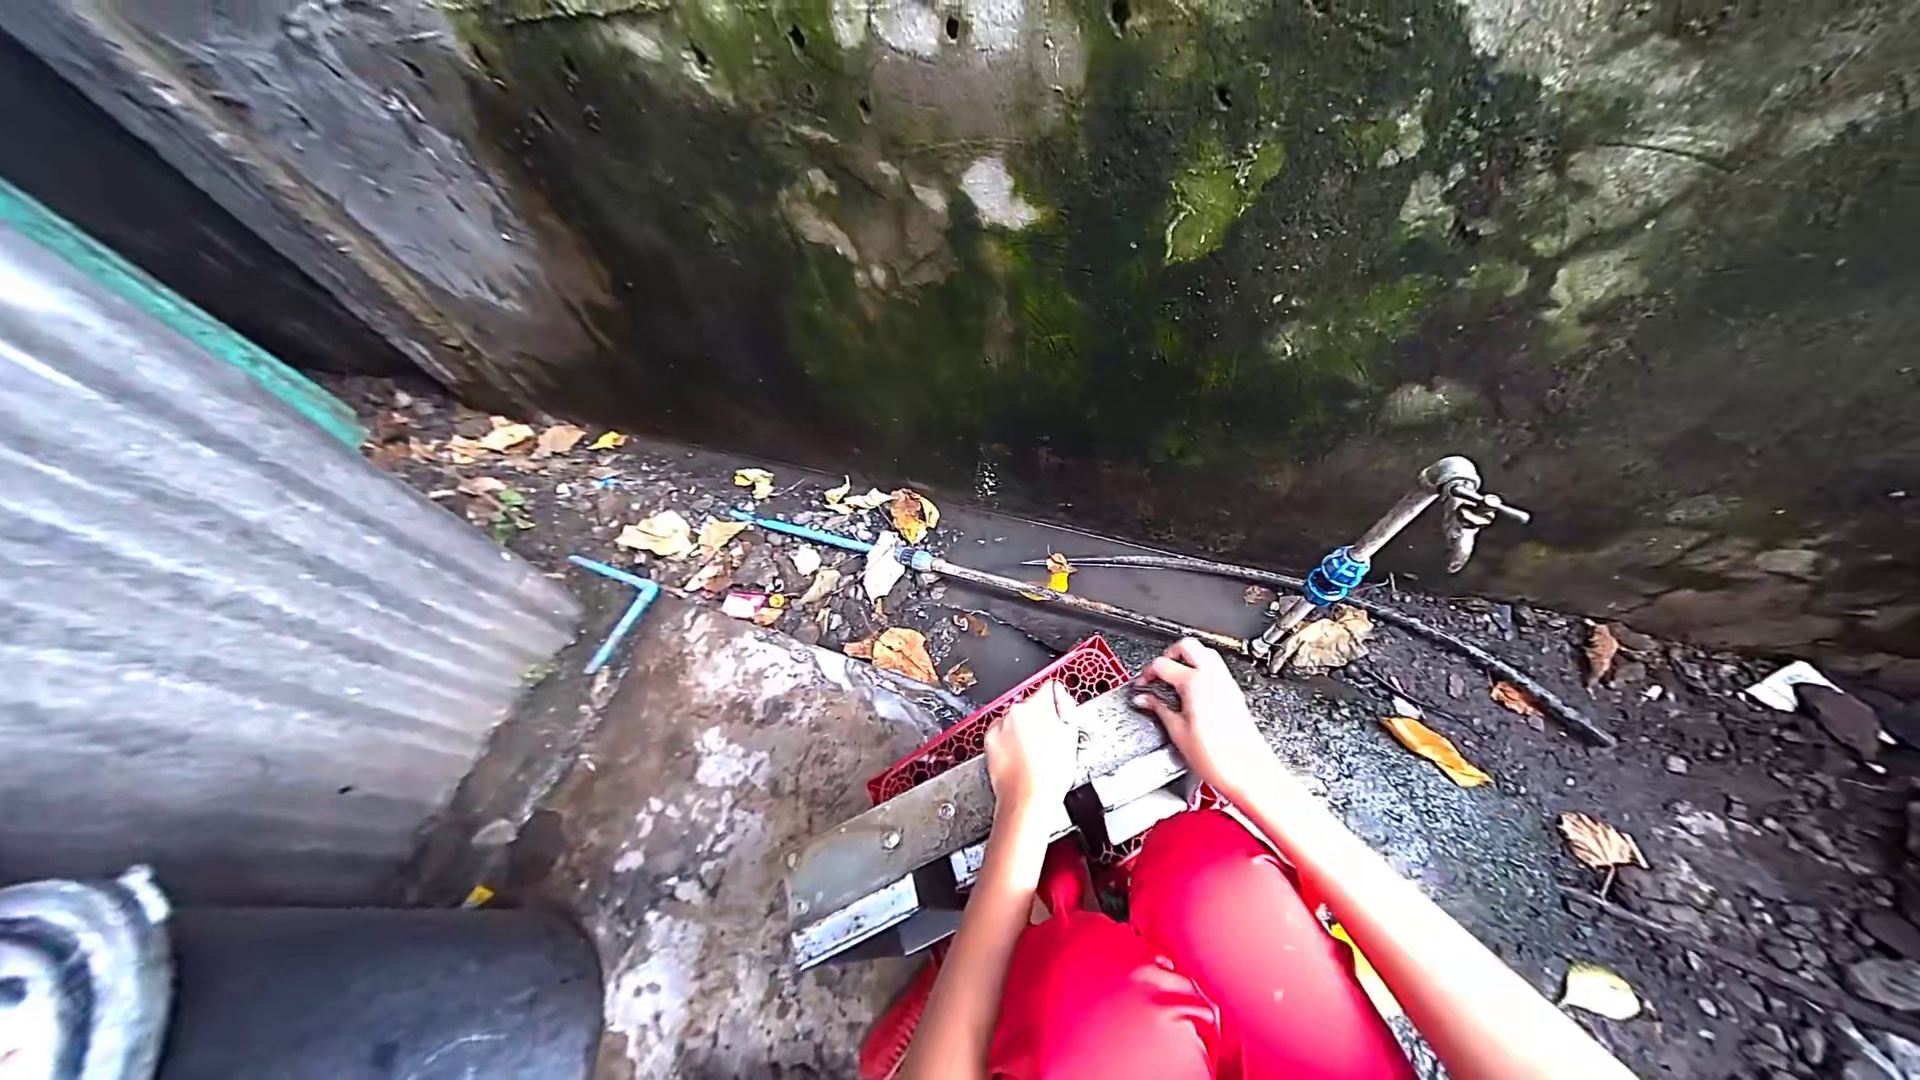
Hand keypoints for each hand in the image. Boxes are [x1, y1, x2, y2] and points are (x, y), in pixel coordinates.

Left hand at [985, 682, 1076, 825]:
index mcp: (1039, 705)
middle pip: (1031, 705)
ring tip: (1033, 753)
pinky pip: (1001, 732)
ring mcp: (1001, 724)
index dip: (1058, 701)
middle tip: (1048, 739)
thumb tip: (1062, 703)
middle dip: (1039, 718)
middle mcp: (1017, 710)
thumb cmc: (1049, 775)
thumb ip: (1066, 714)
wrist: (1027, 799)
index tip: (1059, 710)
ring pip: (1015, 719)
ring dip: (1022, 729)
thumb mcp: (1070, 739)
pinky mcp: (989, 738)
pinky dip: (1008, 740)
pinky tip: (1019, 756)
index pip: (1051, 688)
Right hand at [1134, 639, 1281, 799]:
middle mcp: (1213, 677)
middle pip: (1187, 646)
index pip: (1162, 664)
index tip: (1142, 685)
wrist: (1250, 774)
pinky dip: (1201, 671)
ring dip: (1187, 659)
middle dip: (1168, 654)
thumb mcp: (1177, 732)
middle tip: (1158, 672)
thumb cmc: (1219, 758)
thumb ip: (1158, 708)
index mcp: (1195, 682)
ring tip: (1173, 679)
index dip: (1147, 673)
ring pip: (1205, 653)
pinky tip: (1191, 692)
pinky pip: (1216, 670)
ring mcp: (1227, 684)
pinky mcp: (1234, 695)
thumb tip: (1145, 698)